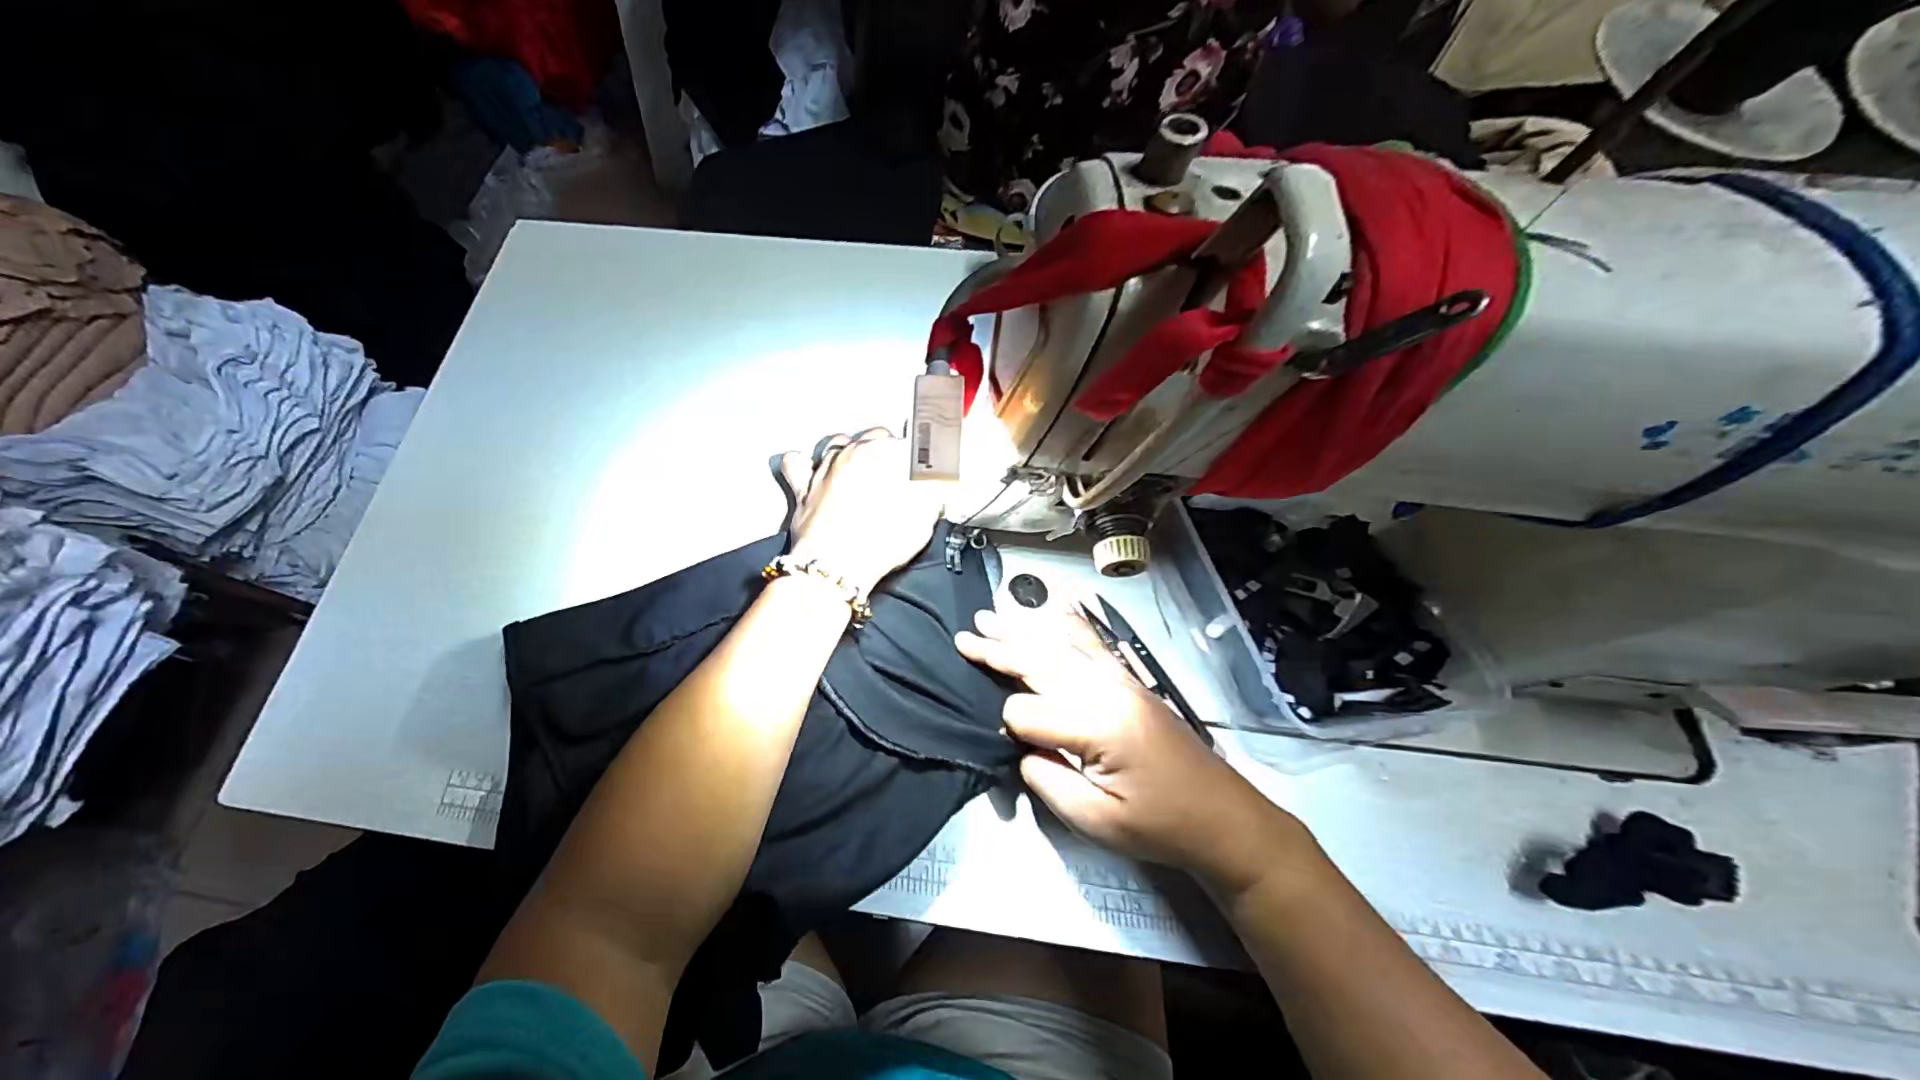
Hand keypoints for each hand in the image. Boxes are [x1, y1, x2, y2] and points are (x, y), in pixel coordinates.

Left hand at [778, 429, 946, 595]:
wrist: (836, 567)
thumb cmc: (880, 541)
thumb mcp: (925, 515)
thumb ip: (933, 490)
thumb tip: (939, 480)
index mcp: (886, 451)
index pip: (914, 442)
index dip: (927, 456)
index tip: (932, 469)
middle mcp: (853, 452)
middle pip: (877, 435)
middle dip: (890, 448)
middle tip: (901, 471)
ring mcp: (825, 469)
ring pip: (838, 442)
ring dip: (852, 449)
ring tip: (863, 465)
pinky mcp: (804, 489)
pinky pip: (797, 464)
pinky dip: (804, 463)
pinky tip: (812, 467)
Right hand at [955, 605, 1315, 896]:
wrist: (1223, 819)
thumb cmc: (1160, 826)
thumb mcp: (1095, 819)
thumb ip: (1047, 778)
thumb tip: (1023, 746)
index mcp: (1098, 726)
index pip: (1029, 713)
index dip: (1010, 727)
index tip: (1007, 743)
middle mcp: (1108, 691)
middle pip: (1042, 662)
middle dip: (999, 651)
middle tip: (964, 637)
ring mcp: (1122, 681)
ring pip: (1062, 646)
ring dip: (1024, 631)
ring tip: (992, 617)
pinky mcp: (1131, 682)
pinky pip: (1093, 644)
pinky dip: (1068, 624)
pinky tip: (1054, 610)